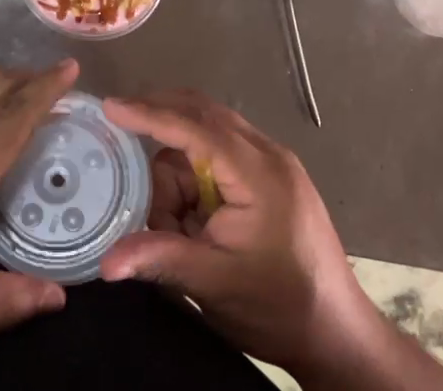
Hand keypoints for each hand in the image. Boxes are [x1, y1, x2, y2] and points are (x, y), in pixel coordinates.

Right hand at [99, 90, 381, 381]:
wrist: (337, 335)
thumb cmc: (280, 305)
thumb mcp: (214, 283)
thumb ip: (160, 259)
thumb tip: (105, 263)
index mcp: (259, 174)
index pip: (196, 127)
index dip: (150, 115)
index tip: (110, 107)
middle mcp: (268, 156)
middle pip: (202, 116)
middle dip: (158, 123)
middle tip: (117, 134)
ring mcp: (272, 165)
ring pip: (205, 138)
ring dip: (176, 170)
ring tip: (171, 223)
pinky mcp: (269, 180)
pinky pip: (218, 157)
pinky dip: (192, 177)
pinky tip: (187, 217)